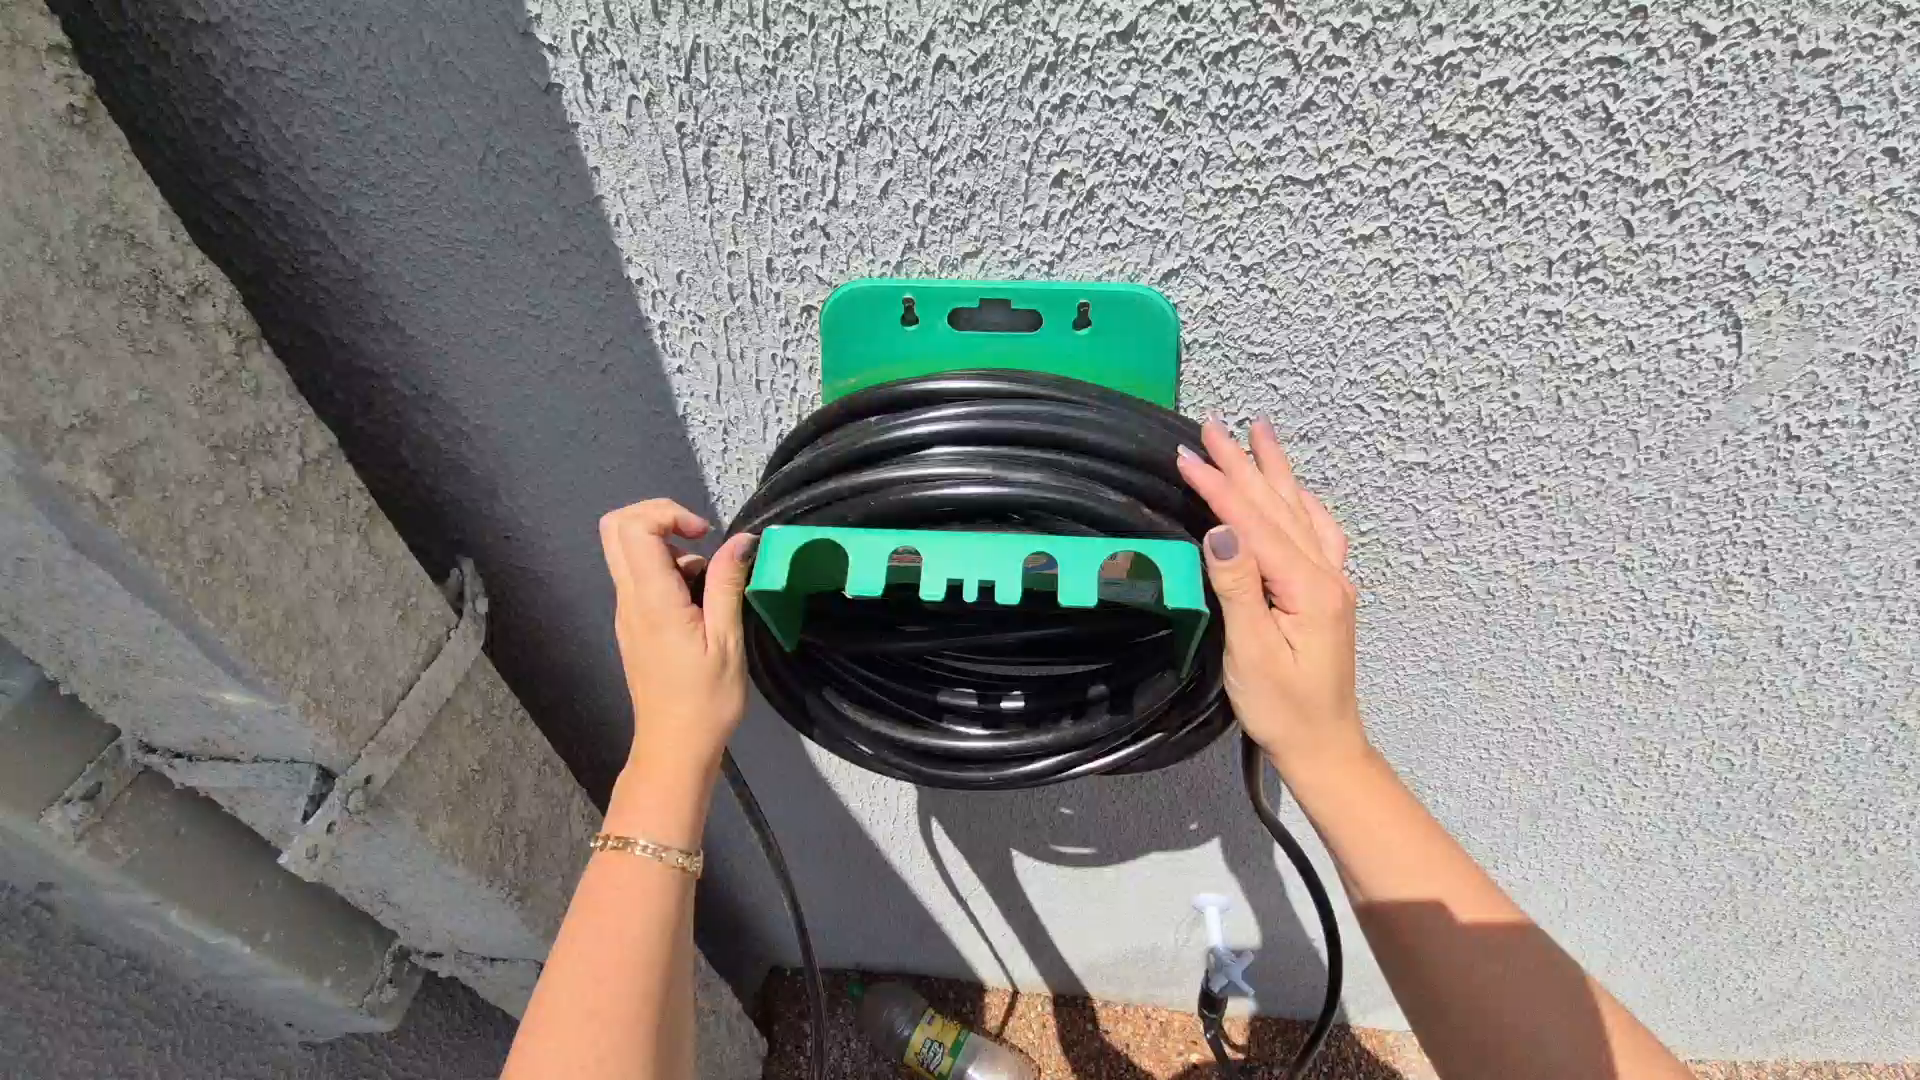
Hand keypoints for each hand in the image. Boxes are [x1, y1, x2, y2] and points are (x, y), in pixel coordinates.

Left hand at [598, 499, 756, 778]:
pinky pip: (641, 578)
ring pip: (629, 552)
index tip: (706, 534)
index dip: (668, 512)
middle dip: (659, 516)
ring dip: (669, 547)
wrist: (675, 747)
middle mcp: (629, 600)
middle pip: (616, 529)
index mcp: (651, 601)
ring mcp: (627, 612)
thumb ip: (727, 583)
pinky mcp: (634, 624)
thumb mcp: (728, 640)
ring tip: (709, 581)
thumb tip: (740, 539)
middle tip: (700, 536)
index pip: (634, 527)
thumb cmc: (706, 699)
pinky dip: (669, 571)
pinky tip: (701, 602)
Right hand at [1175, 418, 1367, 774]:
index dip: (1220, 487)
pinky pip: (1315, 530)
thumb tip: (1220, 529)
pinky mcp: (1326, 593)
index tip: (1187, 456)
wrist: (1323, 744)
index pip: (1255, 524)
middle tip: (1214, 427)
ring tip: (1259, 433)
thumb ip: (1238, 587)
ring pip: (1301, 511)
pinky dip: (1298, 500)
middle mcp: (1326, 575)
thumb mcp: (1252, 651)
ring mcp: (1331, 582)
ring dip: (1276, 470)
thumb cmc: (1281, 706)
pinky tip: (1292, 490)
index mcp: (1308, 588)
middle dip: (1243, 464)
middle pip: (1280, 506)